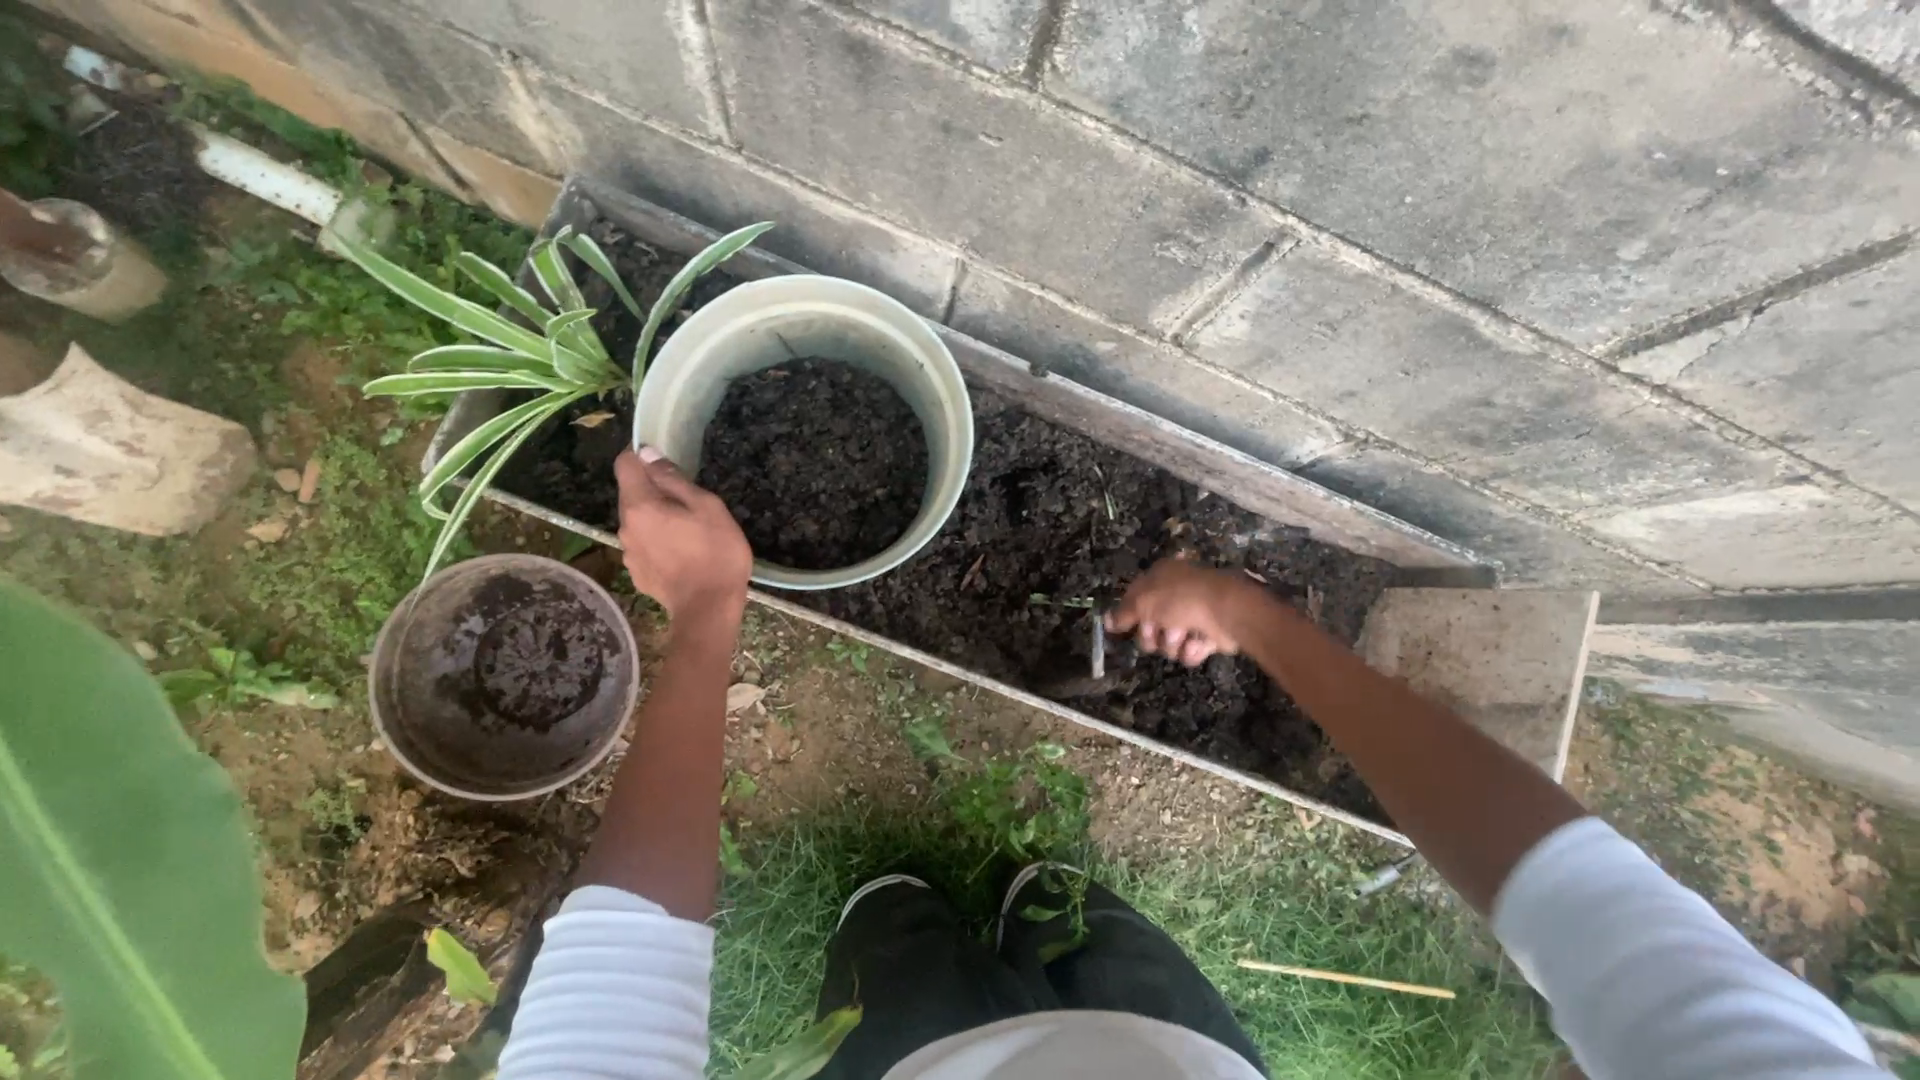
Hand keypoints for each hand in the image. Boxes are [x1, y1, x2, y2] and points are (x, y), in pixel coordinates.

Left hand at [614, 446, 751, 623]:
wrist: (708, 610)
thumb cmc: (716, 553)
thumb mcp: (707, 507)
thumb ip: (675, 479)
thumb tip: (649, 455)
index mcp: (640, 505)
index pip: (624, 464)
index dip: (641, 456)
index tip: (664, 462)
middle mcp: (625, 526)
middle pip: (631, 494)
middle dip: (654, 491)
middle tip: (689, 503)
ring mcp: (628, 552)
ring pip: (638, 522)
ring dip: (656, 519)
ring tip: (688, 532)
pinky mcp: (637, 573)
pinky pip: (644, 546)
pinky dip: (658, 543)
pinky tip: (682, 555)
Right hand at [1106, 558, 1253, 666]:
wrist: (1225, 611)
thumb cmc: (1179, 598)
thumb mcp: (1142, 602)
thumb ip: (1122, 613)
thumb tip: (1105, 621)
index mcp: (1160, 577)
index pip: (1134, 598)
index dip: (1128, 615)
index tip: (1122, 629)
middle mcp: (1175, 594)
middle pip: (1149, 625)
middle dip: (1151, 635)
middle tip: (1155, 633)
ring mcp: (1193, 616)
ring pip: (1168, 642)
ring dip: (1172, 642)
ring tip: (1183, 635)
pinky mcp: (1207, 635)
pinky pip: (1188, 651)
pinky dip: (1191, 649)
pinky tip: (1197, 642)